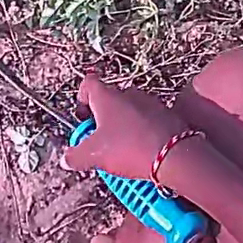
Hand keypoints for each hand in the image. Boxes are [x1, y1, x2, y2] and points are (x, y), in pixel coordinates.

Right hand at [61, 73, 191, 179]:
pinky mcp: (167, 116)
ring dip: (122, 128)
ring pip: (129, 112)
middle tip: (98, 142)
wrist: (174, 156)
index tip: (82, 118)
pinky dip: (141, 135)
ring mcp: (150, 103)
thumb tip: (67, 158)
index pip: (88, 84)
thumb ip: (76, 156)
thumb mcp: (93, 156)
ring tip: (120, 152)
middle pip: (108, 101)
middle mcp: (129, 94)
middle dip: (101, 121)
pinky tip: (140, 154)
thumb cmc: (131, 148)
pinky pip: (147, 123)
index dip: (81, 99)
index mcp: (107, 97)